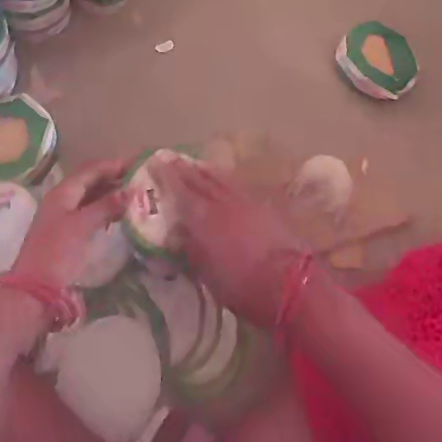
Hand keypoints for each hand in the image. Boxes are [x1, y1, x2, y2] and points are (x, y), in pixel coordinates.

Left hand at [10, 158, 129, 290]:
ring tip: (131, 194)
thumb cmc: (57, 252)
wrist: (33, 290)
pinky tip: (117, 214)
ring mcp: (62, 217)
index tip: (135, 163)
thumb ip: (106, 206)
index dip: (112, 165)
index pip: (90, 170)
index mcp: (62, 192)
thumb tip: (131, 190)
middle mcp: (61, 199)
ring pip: (89, 197)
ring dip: (109, 194)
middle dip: (112, 178)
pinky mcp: (65, 233)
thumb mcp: (83, 226)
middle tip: (136, 178)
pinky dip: (103, 209)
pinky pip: (87, 212)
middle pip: (89, 181)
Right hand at [151, 158, 306, 325]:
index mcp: (201, 218)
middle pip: (198, 179)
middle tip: (171, 157)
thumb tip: (180, 232)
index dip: (166, 176)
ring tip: (196, 163)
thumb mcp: (205, 272)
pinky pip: (237, 184)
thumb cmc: (239, 284)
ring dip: (205, 169)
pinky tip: (224, 178)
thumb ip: (191, 248)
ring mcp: (243, 200)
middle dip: (183, 167)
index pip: (180, 191)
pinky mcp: (262, 205)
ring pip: (220, 178)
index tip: (155, 162)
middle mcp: (220, 202)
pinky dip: (225, 178)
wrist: (285, 281)